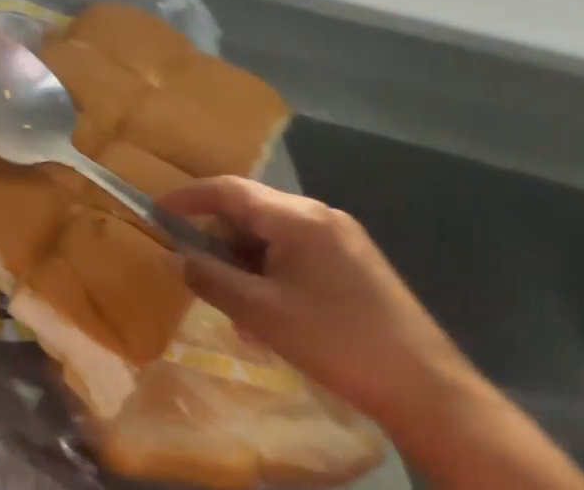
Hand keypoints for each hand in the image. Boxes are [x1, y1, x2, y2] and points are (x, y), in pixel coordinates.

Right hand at [160, 177, 583, 489]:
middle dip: (216, 242)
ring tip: (235, 311)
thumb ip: (209, 278)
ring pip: (269, 237)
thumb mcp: (260, 313)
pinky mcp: (354, 265)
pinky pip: (294, 255)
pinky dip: (269, 276)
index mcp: (298, 218)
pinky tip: (267, 318)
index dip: (185, 198)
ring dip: (243, 266)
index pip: (227, 190)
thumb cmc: (336, 343)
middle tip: (195, 275)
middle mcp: (321, 216)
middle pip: (248, 212)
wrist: (430, 393)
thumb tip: (173, 256)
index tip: (154, 213)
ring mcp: (342, 240)